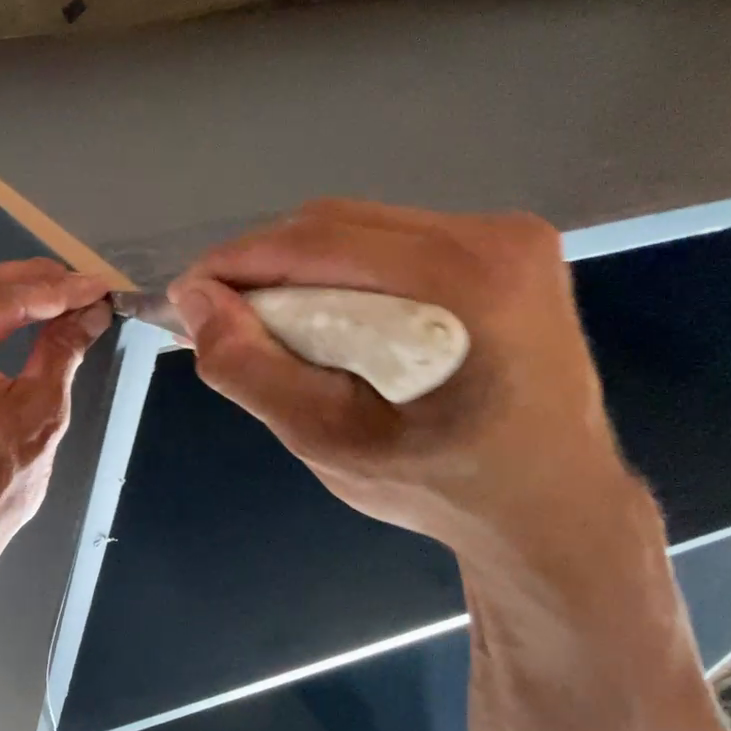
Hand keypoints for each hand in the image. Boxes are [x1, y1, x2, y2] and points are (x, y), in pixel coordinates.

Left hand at [0, 259, 112, 563]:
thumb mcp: (39, 416)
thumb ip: (62, 351)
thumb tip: (93, 309)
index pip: (0, 302)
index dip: (55, 289)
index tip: (99, 285)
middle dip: (31, 279)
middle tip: (82, 285)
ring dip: (10, 293)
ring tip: (61, 294)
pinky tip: (24, 315)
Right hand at [170, 199, 636, 555]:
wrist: (548, 506)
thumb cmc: (436, 482)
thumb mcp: (323, 437)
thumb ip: (250, 367)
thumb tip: (193, 300)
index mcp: (461, 277)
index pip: (312, 241)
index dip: (231, 263)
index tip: (181, 303)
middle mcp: (491, 236)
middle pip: (332, 225)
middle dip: (258, 266)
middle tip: (216, 321)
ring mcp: (506, 238)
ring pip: (355, 229)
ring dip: (293, 270)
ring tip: (263, 325)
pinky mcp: (504, 252)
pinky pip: (387, 243)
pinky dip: (334, 274)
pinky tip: (321, 319)